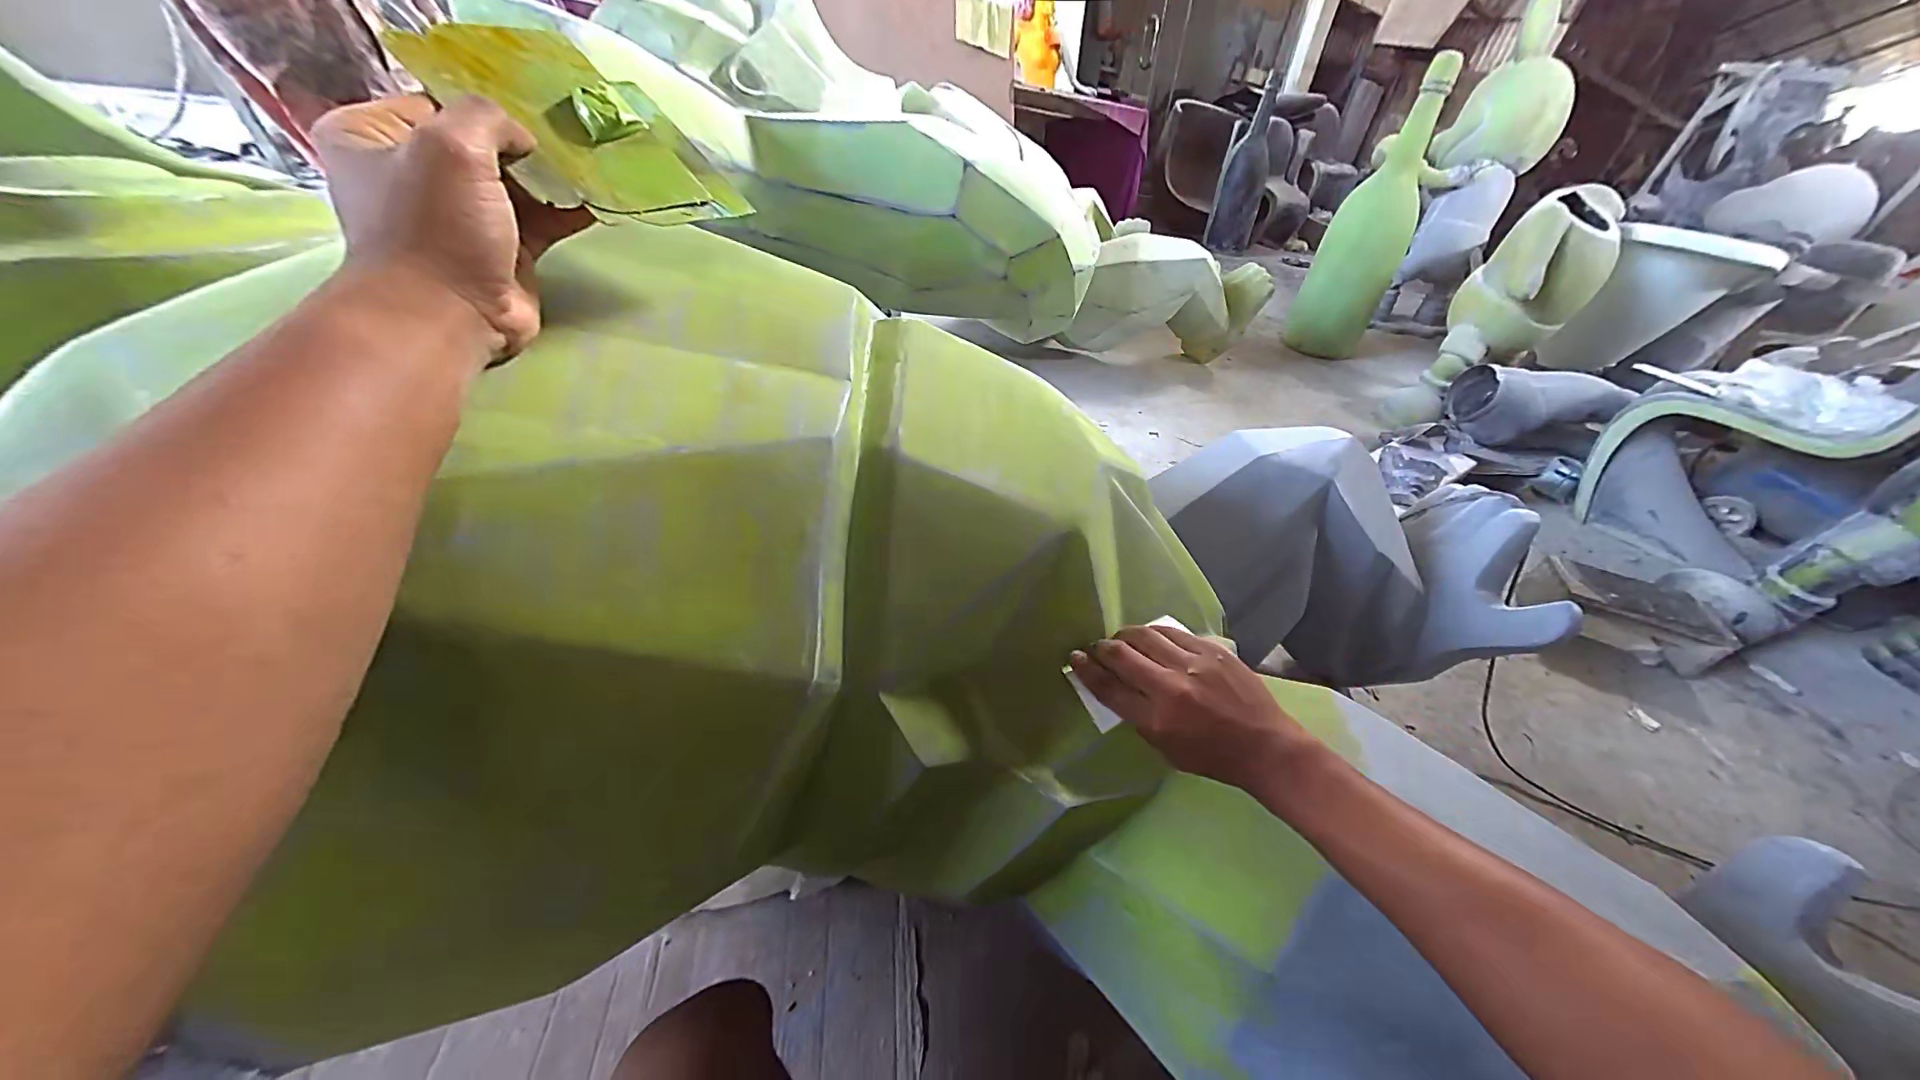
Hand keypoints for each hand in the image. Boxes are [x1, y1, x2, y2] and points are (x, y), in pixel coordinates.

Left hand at [311, 94, 592, 361]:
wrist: (451, 315)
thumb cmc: (436, 227)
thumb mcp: (451, 145)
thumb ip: (487, 118)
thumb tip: (522, 139)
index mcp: (372, 138)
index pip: (434, 103)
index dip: (481, 109)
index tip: (523, 117)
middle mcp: (414, 175)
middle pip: (480, 145)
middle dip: (523, 145)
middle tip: (564, 141)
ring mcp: (461, 218)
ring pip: (514, 184)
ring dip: (551, 178)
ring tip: (586, 169)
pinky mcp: (503, 252)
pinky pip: (539, 220)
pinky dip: (566, 211)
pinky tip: (593, 200)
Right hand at [1069, 625, 1320, 791]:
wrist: (1266, 746)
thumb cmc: (1212, 756)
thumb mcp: (1165, 748)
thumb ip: (1138, 717)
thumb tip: (1117, 688)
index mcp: (1156, 720)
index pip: (1108, 687)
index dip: (1086, 670)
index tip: (1076, 659)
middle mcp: (1171, 687)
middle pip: (1121, 655)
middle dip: (1101, 648)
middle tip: (1097, 648)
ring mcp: (1194, 665)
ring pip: (1145, 635)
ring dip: (1125, 635)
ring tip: (1121, 639)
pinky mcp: (1212, 651)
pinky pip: (1172, 632)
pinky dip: (1154, 633)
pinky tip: (1151, 637)